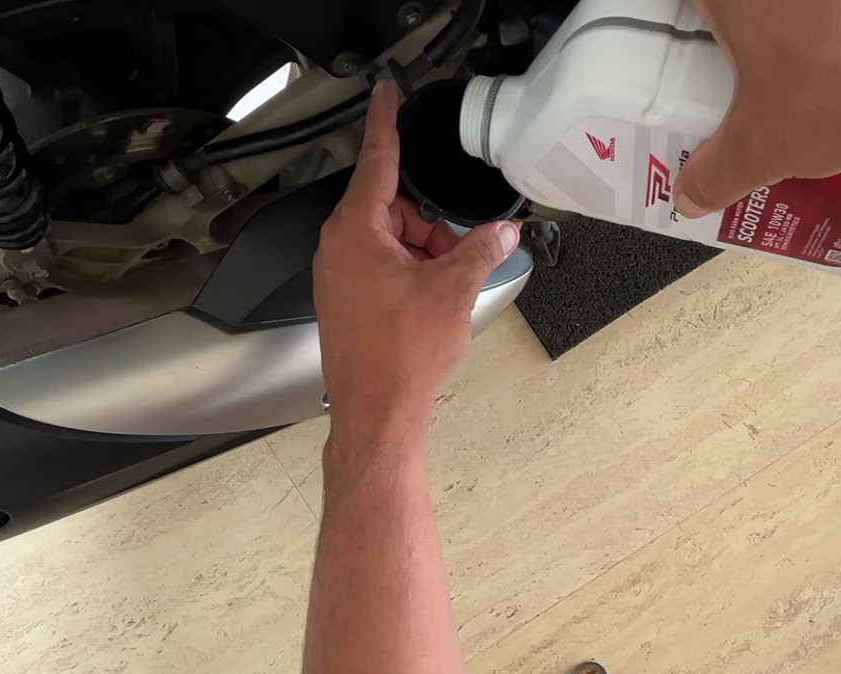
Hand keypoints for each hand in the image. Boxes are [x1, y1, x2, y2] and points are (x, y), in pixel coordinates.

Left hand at [314, 80, 521, 447]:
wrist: (377, 412)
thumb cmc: (400, 357)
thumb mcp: (453, 291)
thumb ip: (481, 250)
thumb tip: (502, 233)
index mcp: (357, 232)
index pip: (377, 160)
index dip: (387, 122)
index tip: (386, 95)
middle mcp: (338, 250)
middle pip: (394, 211)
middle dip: (430, 231)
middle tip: (454, 262)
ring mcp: (338, 279)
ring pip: (389, 245)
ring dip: (422, 259)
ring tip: (440, 297)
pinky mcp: (345, 304)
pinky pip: (380, 273)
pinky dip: (408, 281)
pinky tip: (425, 311)